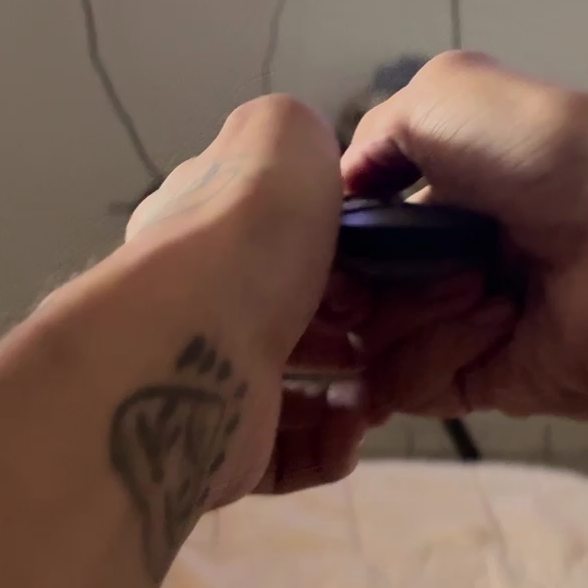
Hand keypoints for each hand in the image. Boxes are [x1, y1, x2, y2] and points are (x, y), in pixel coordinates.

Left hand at [125, 95, 366, 498]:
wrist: (193, 345)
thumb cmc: (245, 238)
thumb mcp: (280, 137)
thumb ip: (294, 134)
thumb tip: (310, 167)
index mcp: (209, 236)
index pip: (278, 245)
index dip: (341, 256)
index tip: (384, 267)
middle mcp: (204, 310)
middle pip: (297, 321)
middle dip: (358, 332)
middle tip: (394, 337)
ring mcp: (211, 386)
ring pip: (299, 394)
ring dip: (354, 395)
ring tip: (382, 395)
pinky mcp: (221, 450)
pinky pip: (291, 454)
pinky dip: (330, 447)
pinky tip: (352, 434)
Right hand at [341, 53, 587, 422]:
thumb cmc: (551, 160)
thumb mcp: (450, 94)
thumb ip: (376, 132)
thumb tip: (341, 189)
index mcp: (440, 200)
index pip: (351, 236)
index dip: (330, 244)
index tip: (332, 246)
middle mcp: (442, 264)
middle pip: (349, 296)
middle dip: (368, 282)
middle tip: (419, 265)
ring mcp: (456, 328)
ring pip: (368, 343)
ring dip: (419, 311)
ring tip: (490, 289)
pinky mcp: (476, 384)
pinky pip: (406, 387)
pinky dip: (440, 351)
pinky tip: (500, 324)